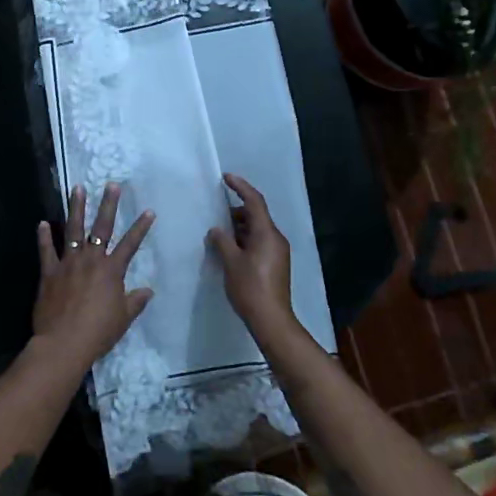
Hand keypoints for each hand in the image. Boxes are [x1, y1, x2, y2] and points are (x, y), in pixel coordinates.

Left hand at [34, 182, 154, 366]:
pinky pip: (46, 251)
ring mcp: (68, 264)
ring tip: (77, 189)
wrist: (64, 343)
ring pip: (73, 230)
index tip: (149, 211)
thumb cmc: (99, 331)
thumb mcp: (124, 317)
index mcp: (112, 270)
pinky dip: (44, 237)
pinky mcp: (49, 274)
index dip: (141, 227)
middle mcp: (91, 260)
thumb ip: (136, 301)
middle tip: (111, 185)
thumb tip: (148, 291)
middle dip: (108, 205)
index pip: (131, 243)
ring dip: (76, 209)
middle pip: (101, 227)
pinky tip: (43, 223)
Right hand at [206, 173, 294, 334]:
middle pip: (257, 215)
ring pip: (258, 230)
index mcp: (267, 233)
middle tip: (216, 211)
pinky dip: (245, 240)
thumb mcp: (231, 263)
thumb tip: (216, 230)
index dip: (240, 187)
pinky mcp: (276, 263)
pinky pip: (260, 242)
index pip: (254, 201)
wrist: (271, 318)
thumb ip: (222, 242)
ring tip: (219, 232)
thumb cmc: (250, 287)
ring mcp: (278, 251)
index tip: (226, 177)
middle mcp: (276, 238)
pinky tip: (230, 248)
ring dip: (240, 227)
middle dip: (237, 211)